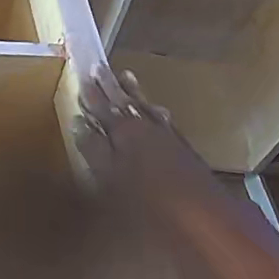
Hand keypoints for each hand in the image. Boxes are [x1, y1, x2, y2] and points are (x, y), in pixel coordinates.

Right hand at [72, 67, 220, 220]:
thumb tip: (79, 123)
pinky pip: (163, 118)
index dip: (91, 94)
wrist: (199, 211)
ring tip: (126, 76)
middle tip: (100, 68)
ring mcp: (166, 133)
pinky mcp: (181, 145)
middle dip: (111, 85)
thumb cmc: (145, 197)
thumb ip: (93, 148)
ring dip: (134, 92)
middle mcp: (146, 125)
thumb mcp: (109, 174)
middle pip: (126, 100)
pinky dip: (155, 109)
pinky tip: (158, 110)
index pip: (103, 106)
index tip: (82, 77)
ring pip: (146, 105)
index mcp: (124, 131)